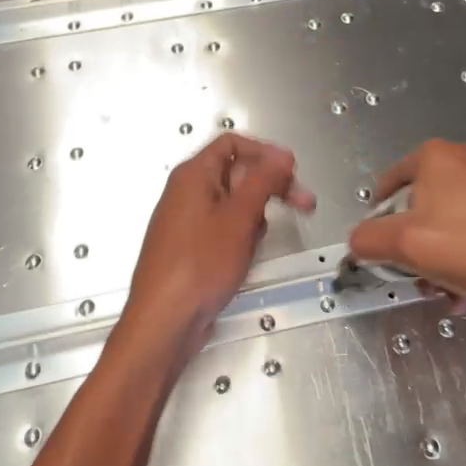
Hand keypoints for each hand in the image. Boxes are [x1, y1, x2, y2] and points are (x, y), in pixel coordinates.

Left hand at [125, 133, 316, 344]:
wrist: (164, 321)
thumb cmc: (200, 264)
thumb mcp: (240, 216)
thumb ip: (264, 180)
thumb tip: (282, 154)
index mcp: (193, 174)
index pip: (233, 143)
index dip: (265, 152)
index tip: (292, 170)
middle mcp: (186, 191)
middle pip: (236, 172)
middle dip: (270, 187)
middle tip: (302, 202)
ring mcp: (187, 220)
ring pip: (232, 203)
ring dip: (255, 216)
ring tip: (258, 239)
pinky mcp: (190, 247)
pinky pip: (223, 228)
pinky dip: (240, 235)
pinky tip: (245, 255)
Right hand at [348, 139, 465, 306]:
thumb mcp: (412, 247)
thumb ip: (370, 240)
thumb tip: (357, 241)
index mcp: (433, 157)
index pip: (384, 190)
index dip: (377, 227)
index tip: (384, 258)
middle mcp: (462, 160)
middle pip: (417, 211)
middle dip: (415, 253)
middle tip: (423, 283)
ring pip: (447, 226)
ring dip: (442, 263)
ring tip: (454, 295)